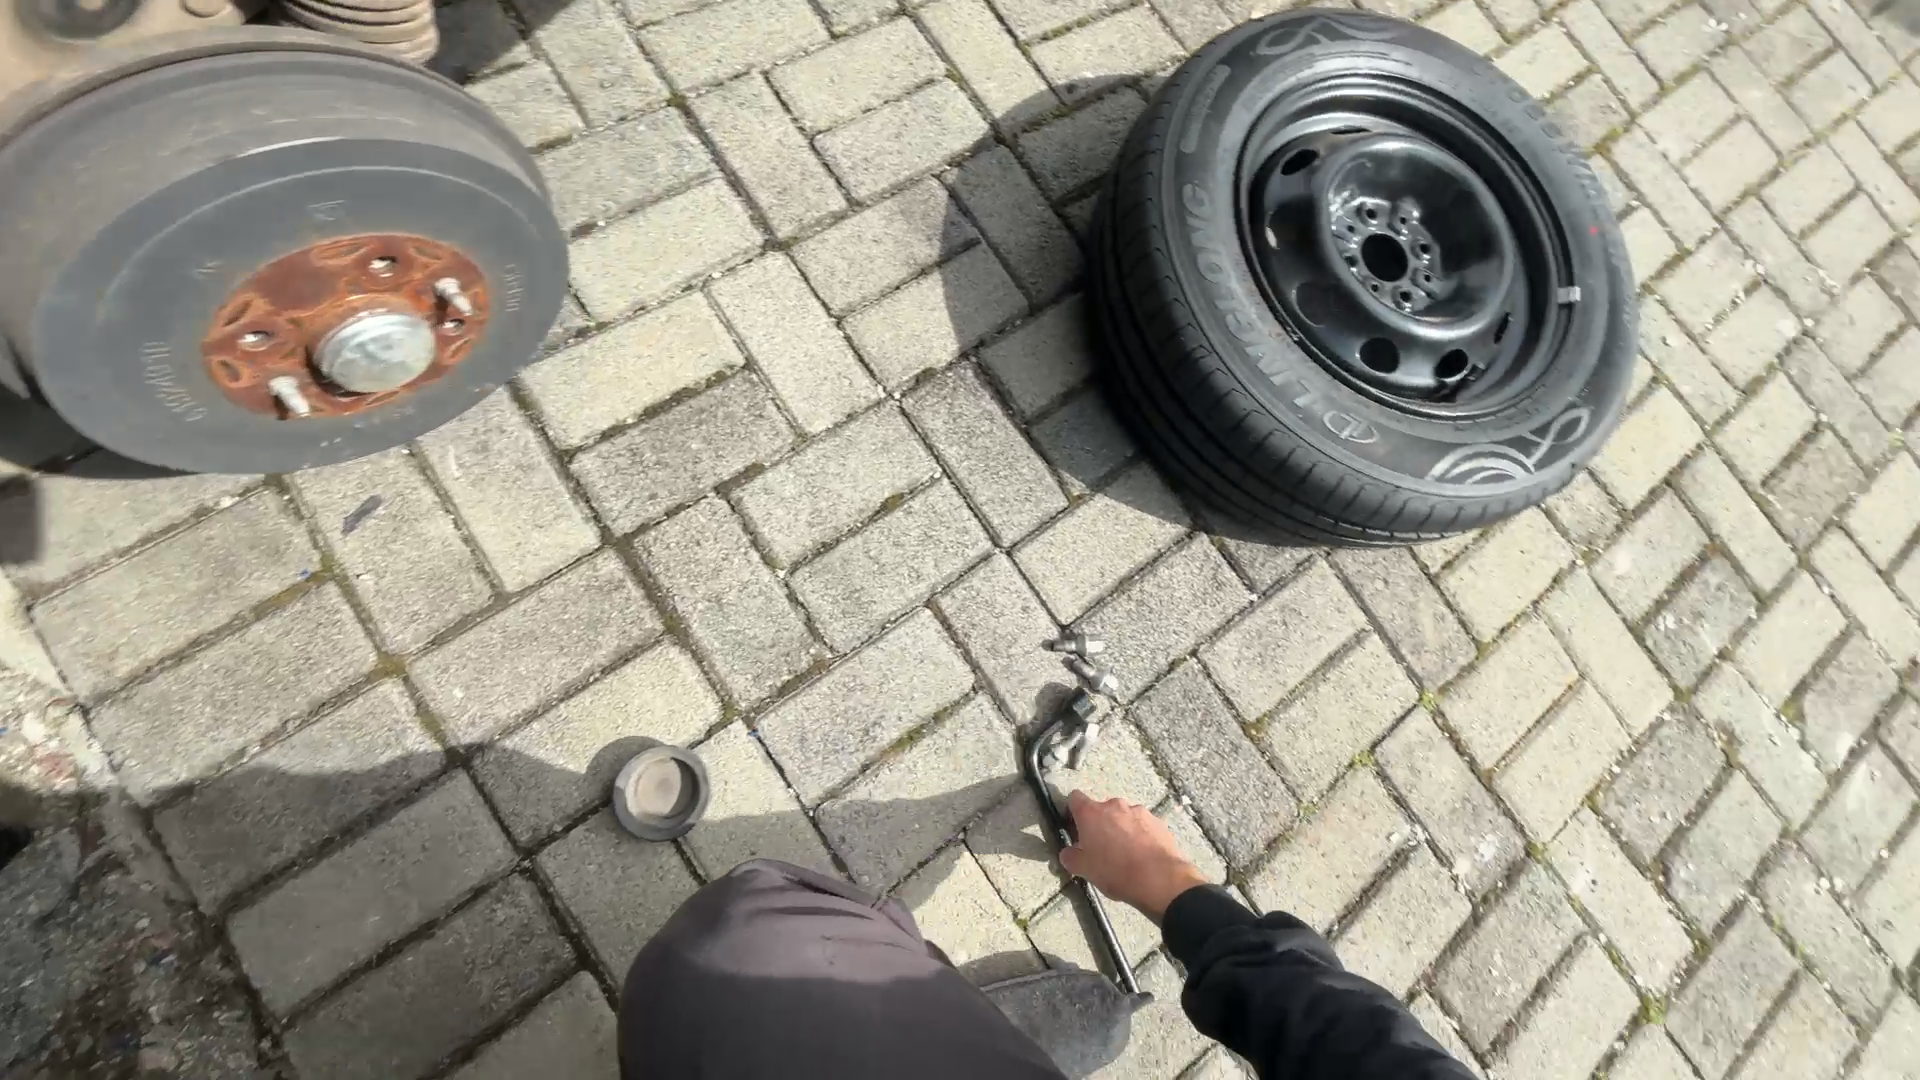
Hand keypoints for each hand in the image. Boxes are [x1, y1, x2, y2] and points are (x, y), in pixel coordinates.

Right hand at [1058, 790, 1209, 922]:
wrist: (1159, 879)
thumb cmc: (1115, 872)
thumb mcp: (1085, 870)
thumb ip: (1071, 857)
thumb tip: (1068, 852)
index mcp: (1091, 813)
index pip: (1074, 798)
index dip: (1073, 812)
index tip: (1076, 828)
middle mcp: (1114, 805)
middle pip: (1101, 809)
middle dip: (1100, 824)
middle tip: (1102, 847)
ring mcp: (1138, 811)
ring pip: (1123, 817)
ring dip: (1121, 829)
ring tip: (1127, 853)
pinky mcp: (1157, 821)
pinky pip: (1142, 825)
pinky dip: (1140, 835)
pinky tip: (1143, 854)